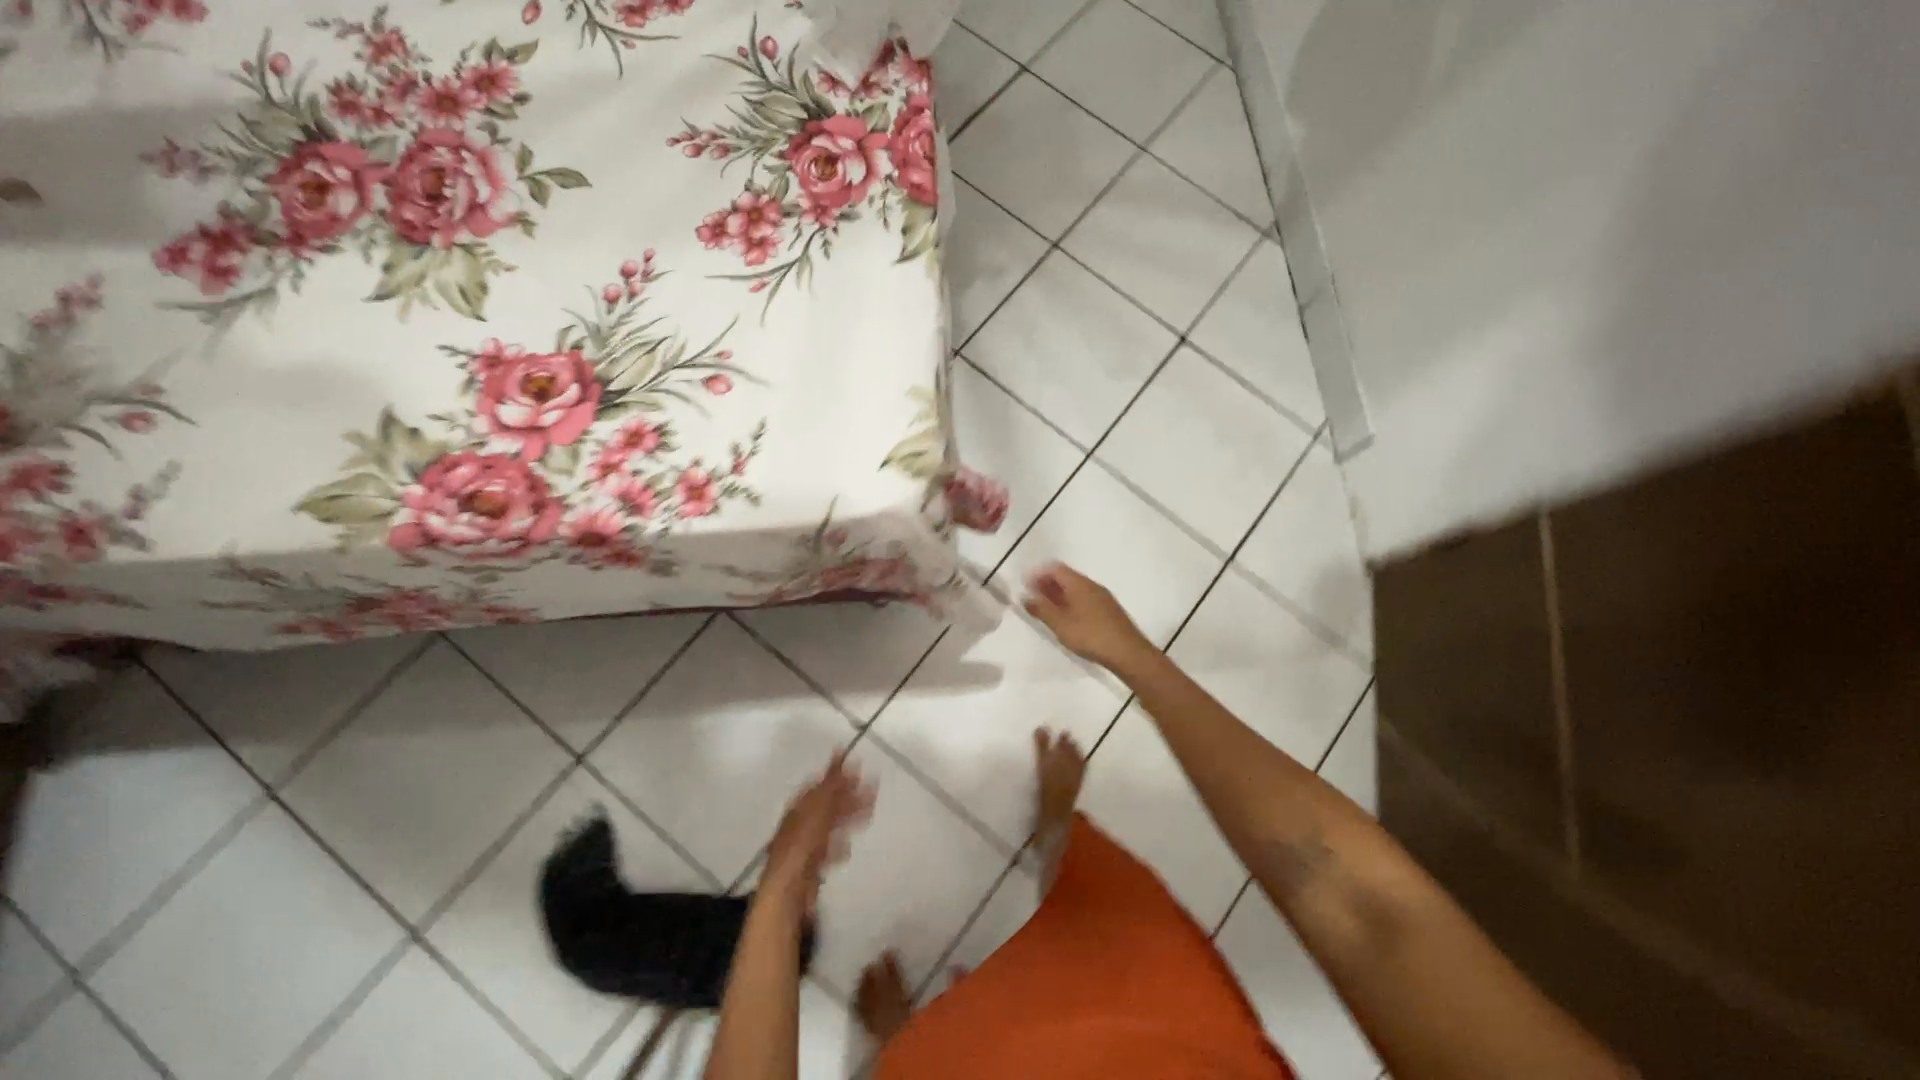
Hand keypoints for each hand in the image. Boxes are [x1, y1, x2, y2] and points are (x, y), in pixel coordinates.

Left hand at [762, 751, 876, 912]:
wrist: (787, 892)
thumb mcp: (816, 813)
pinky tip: (846, 847)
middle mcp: (801, 823)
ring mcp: (806, 844)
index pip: (818, 785)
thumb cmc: (800, 849)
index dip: (834, 772)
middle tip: (871, 784)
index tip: (851, 759)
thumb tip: (840, 755)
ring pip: (831, 824)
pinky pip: (829, 847)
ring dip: (849, 815)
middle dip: (848, 794)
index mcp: (799, 809)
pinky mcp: (812, 864)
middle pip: (827, 804)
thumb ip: (830, 787)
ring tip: (869, 810)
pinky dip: (840, 842)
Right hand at [1022, 562, 1153, 670]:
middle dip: (1047, 585)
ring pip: (1076, 589)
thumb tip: (1024, 596)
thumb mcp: (1060, 624)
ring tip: (1047, 611)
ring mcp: (1103, 597)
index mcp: (1079, 584)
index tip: (1026, 586)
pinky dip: (1071, 603)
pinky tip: (1068, 620)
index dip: (1038, 574)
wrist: (1128, 652)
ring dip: (1059, 595)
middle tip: (1033, 599)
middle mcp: (1092, 585)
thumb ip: (1041, 609)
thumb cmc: (1090, 636)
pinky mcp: (1109, 610)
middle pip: (1066, 577)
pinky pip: (1085, 599)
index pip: (1055, 568)